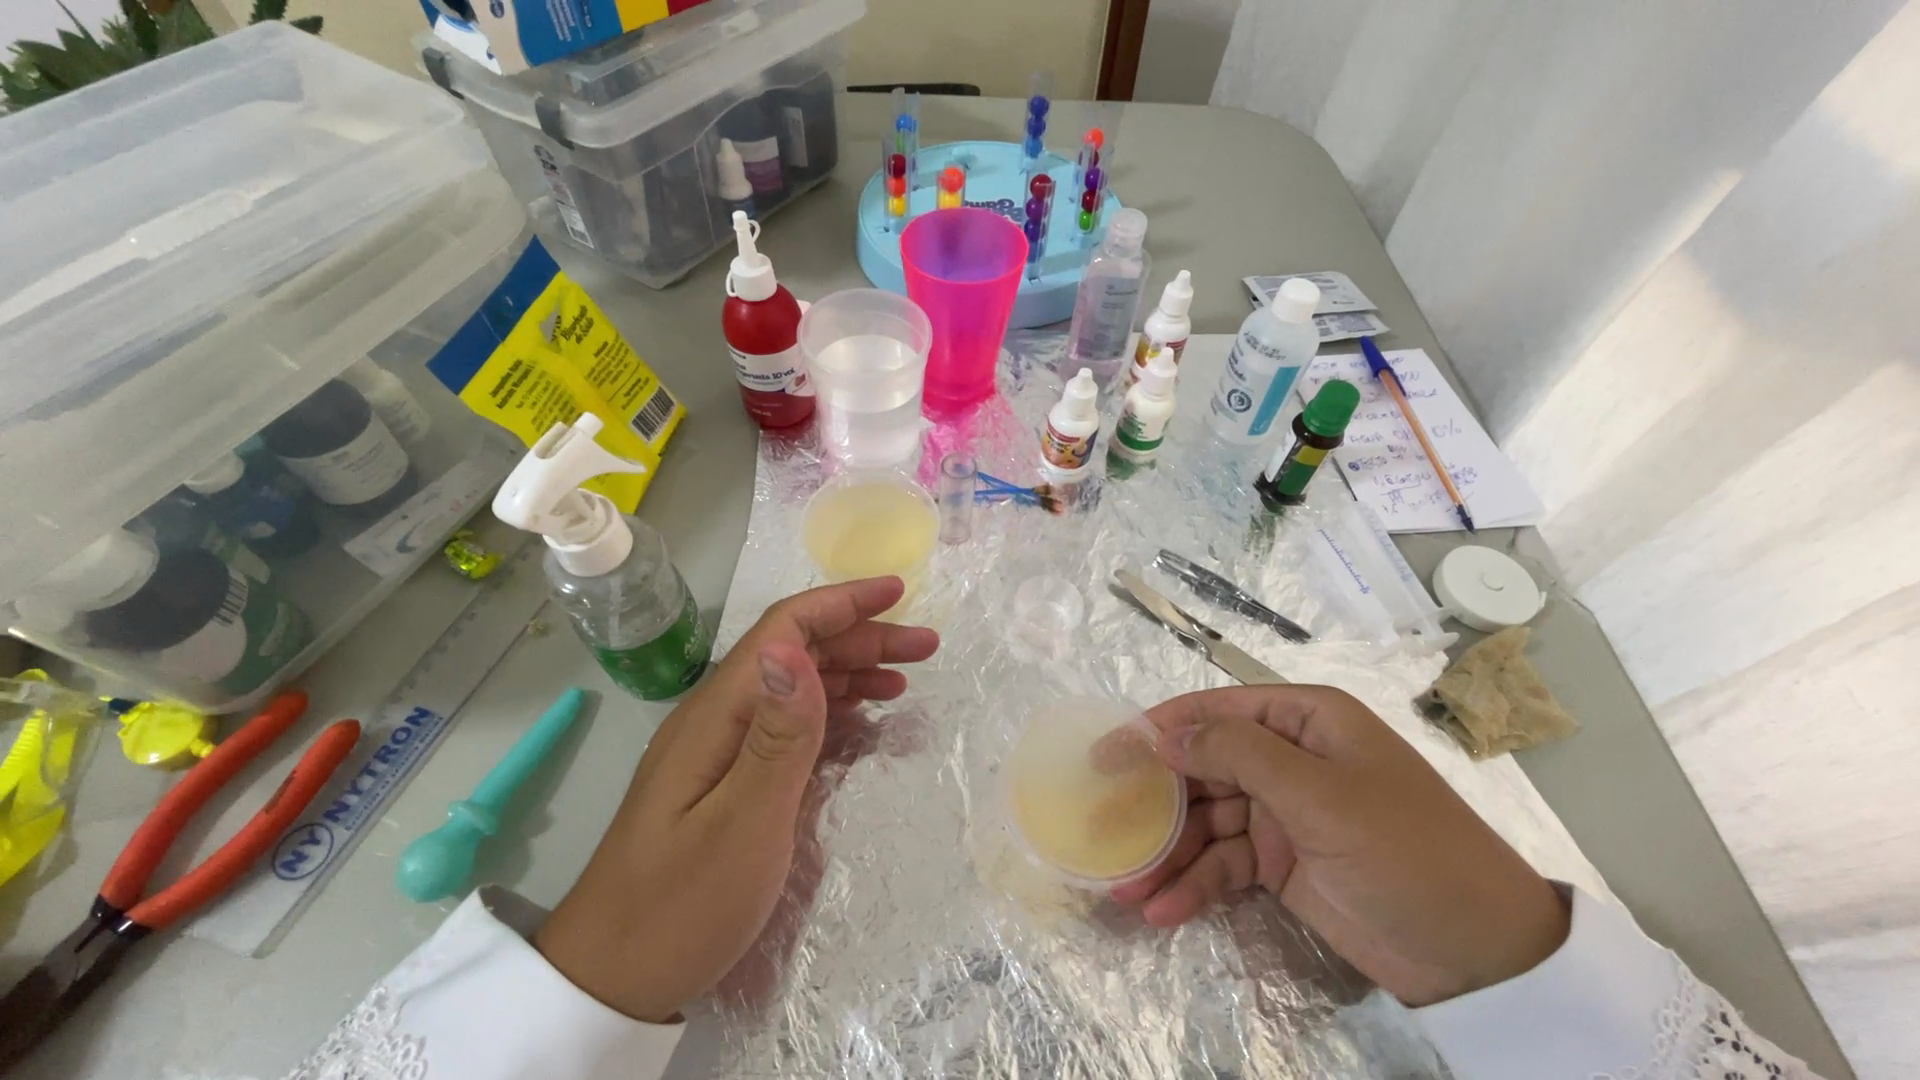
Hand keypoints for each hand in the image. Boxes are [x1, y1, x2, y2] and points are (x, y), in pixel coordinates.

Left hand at [534, 577, 938, 1022]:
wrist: (612, 977)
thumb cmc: (681, 905)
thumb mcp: (743, 823)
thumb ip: (778, 734)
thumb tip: (793, 645)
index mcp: (718, 714)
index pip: (784, 631)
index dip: (842, 604)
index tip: (899, 592)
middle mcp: (718, 719)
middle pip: (794, 653)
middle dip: (860, 638)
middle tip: (926, 648)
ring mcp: (720, 751)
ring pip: (794, 689)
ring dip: (850, 673)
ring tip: (904, 678)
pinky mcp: (728, 782)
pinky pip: (788, 728)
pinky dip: (832, 714)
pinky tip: (862, 722)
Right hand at [1112, 684, 1568, 1006]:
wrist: (1480, 954)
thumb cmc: (1405, 849)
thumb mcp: (1321, 794)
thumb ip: (1237, 755)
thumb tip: (1165, 735)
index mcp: (1306, 721)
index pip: (1216, 710)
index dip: (1157, 728)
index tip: (1105, 754)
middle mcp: (1289, 760)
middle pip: (1202, 769)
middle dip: (1153, 801)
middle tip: (1099, 826)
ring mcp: (1284, 815)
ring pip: (1206, 824)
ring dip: (1166, 854)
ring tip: (1123, 887)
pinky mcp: (1282, 865)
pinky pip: (1224, 867)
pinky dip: (1194, 886)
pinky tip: (1162, 910)